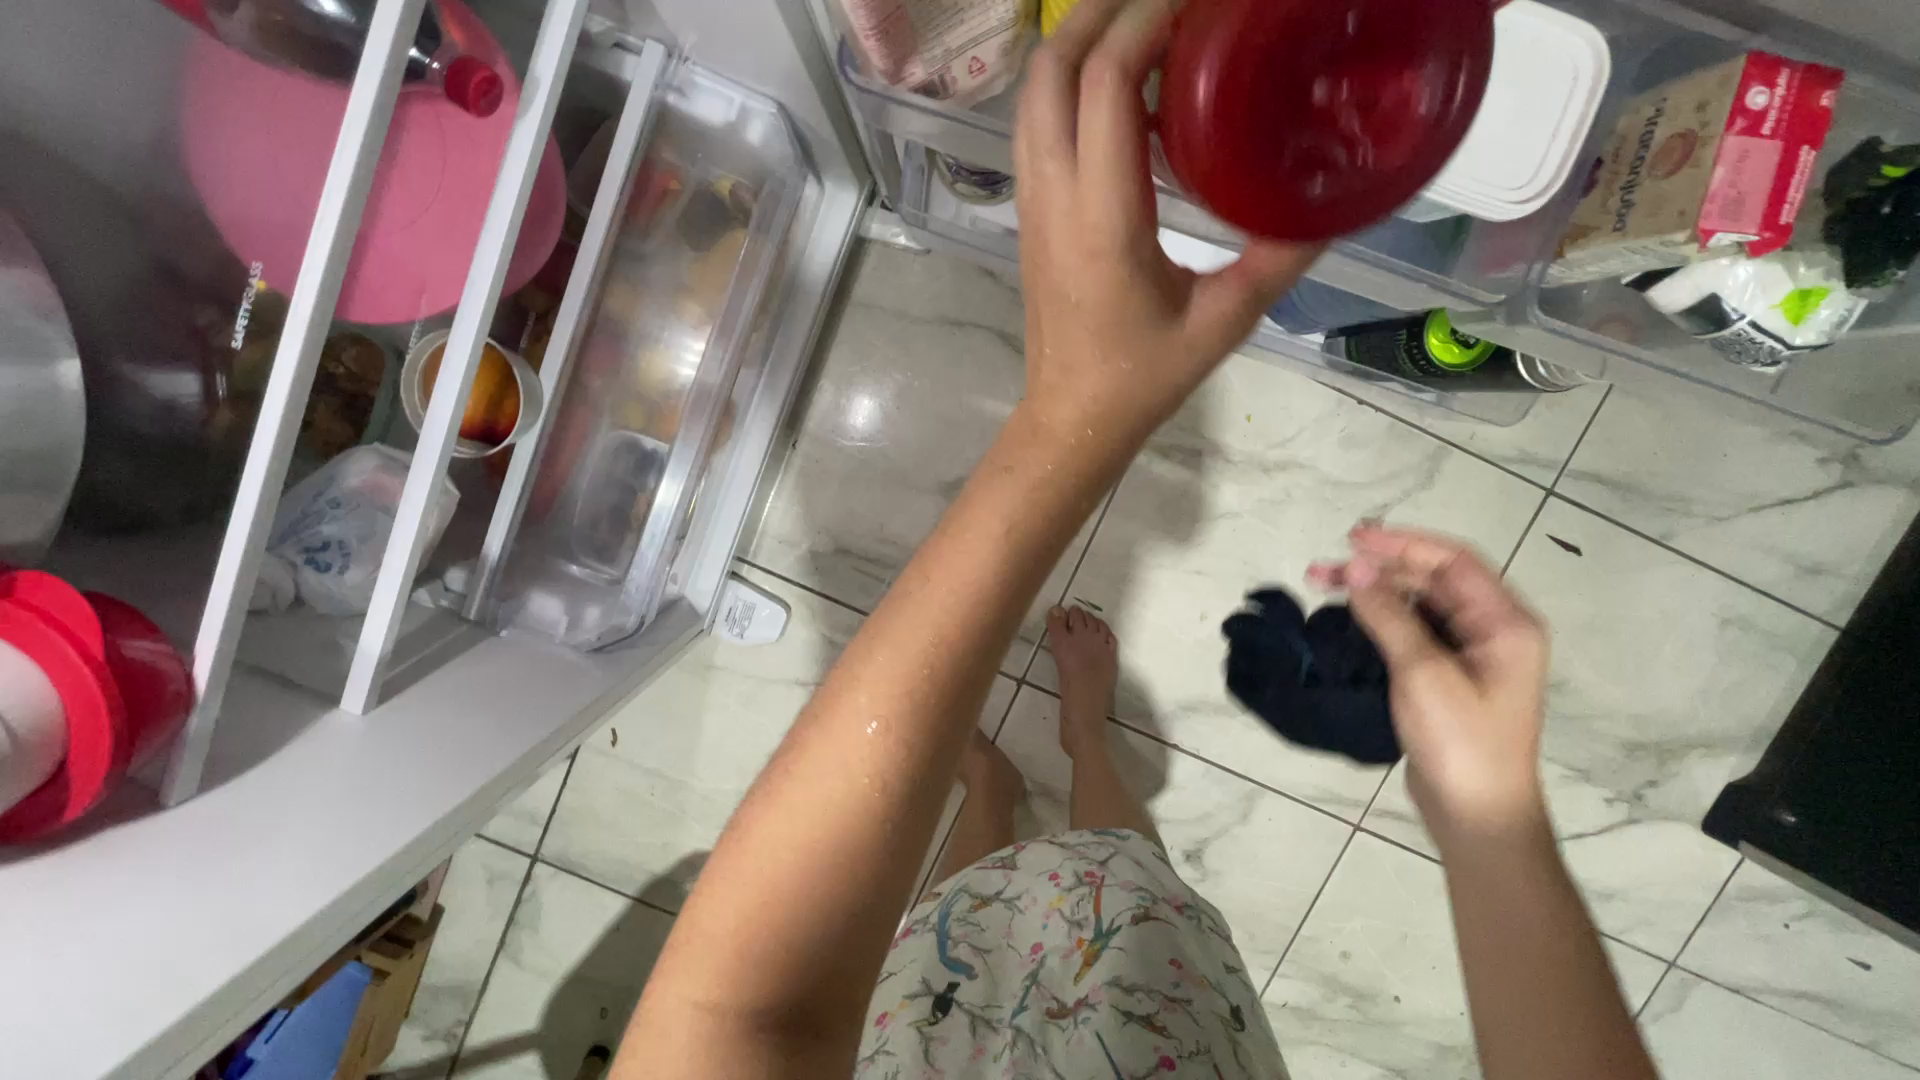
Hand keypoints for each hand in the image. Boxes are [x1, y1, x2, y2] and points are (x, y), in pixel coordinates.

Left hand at [1012, 0, 1321, 453]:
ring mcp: (1032, 205)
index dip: (1145, 20)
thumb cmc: (1140, 379)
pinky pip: (1036, 127)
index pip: (1107, 85)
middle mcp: (1053, 198)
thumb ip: (1277, 259)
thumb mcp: (1221, 323)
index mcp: (1101, 218)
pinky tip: (1124, 95)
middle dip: (1100, 11)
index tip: (1198, 0)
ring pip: (1033, 95)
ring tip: (1145, 28)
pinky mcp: (1030, 216)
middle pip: (1051, 69)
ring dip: (1079, 44)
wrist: (1070, 417)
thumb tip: (1330, 202)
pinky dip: (1070, 87)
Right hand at [1310, 525, 1550, 844]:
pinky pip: (1411, 631)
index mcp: (1505, 623)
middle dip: (1379, 569)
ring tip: (1323, 586)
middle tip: (1323, 569)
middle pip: (1433, 580)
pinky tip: (1347, 617)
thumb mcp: (1423, 674)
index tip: (1352, 540)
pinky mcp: (1447, 676)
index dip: (1402, 544)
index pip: (1453, 562)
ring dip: (1374, 592)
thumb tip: (1357, 569)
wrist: (1476, 814)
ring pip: (1417, 604)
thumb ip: (1389, 617)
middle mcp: (1492, 631)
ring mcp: (1470, 655)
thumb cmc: (1460, 742)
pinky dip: (1378, 618)